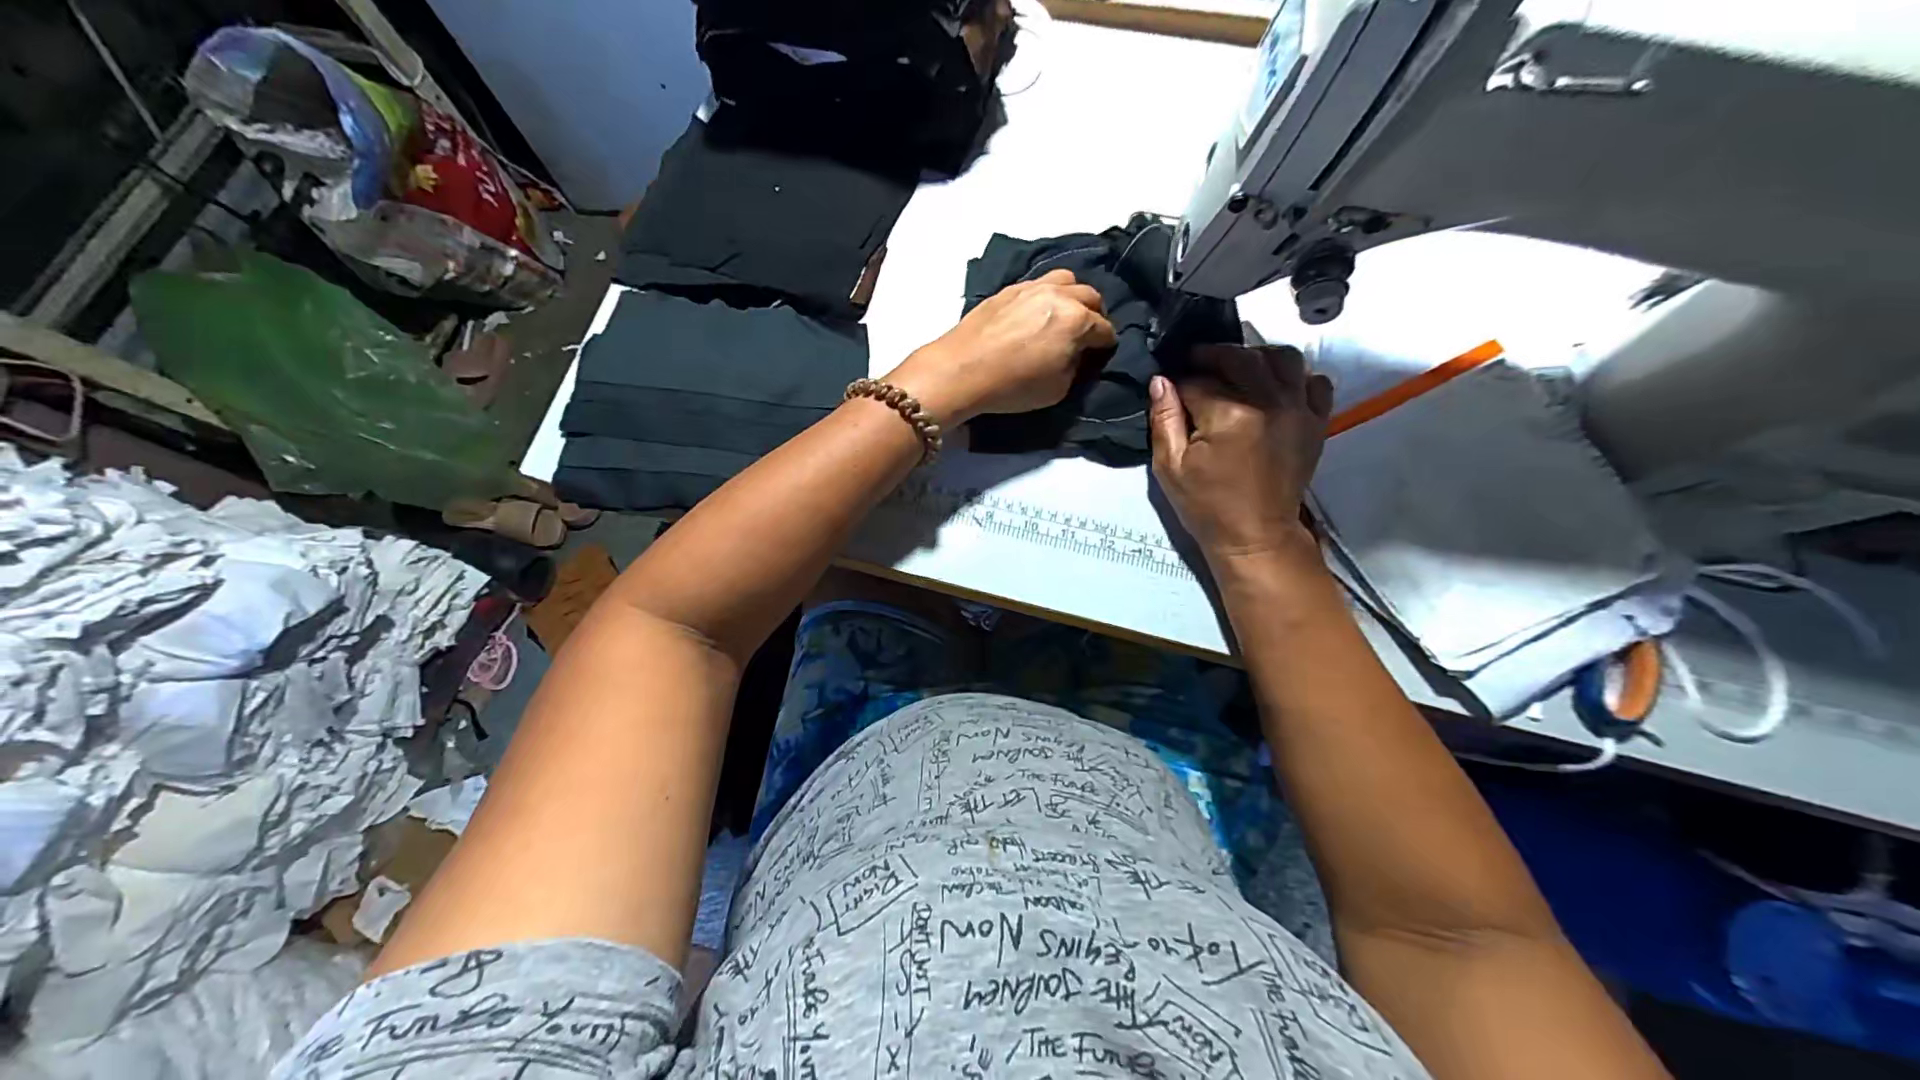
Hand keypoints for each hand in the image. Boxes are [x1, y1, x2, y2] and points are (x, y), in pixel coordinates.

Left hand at [884, 269, 1117, 426]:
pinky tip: (1040, 310)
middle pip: (1091, 297)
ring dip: (1074, 296)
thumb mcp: (1058, 389)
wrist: (962, 370)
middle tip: (1088, 335)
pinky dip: (1048, 294)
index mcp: (1077, 321)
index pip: (1105, 330)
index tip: (1100, 356)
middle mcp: (1059, 296)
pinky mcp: (1009, 290)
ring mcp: (1032, 288)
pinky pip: (1039, 283)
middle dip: (1096, 316)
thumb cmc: (1012, 386)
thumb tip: (1077, 355)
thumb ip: (1075, 367)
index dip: (1106, 346)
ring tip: (1066, 315)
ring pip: (1066, 280)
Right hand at [1150, 345, 1333, 564]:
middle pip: (1239, 358)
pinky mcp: (1316, 421)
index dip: (1178, 384)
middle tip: (1197, 368)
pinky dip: (1295, 377)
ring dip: (1255, 358)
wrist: (1256, 535)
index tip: (1172, 396)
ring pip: (1281, 358)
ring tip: (1238, 372)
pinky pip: (1314, 380)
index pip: (1196, 380)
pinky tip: (1274, 389)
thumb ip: (1164, 419)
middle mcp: (1269, 402)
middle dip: (1212, 358)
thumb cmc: (1207, 505)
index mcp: (1229, 415)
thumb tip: (1161, 379)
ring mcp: (1298, 409)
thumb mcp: (1169, 467)